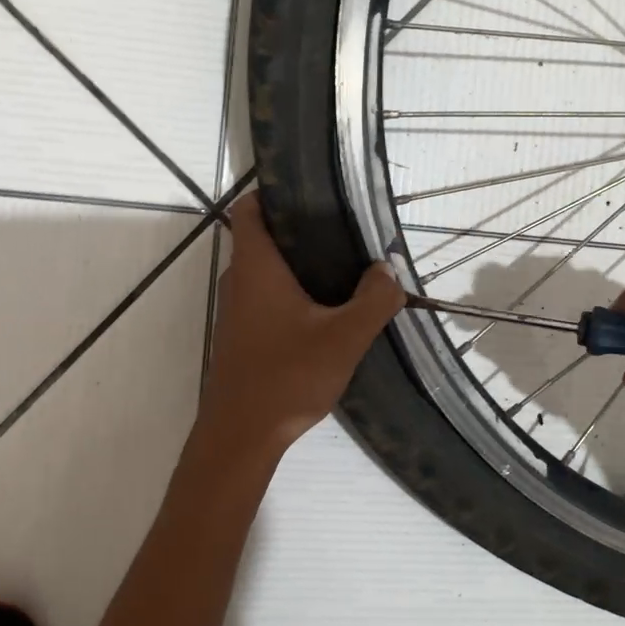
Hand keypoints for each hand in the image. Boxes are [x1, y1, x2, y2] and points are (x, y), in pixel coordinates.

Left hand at [199, 193, 404, 454]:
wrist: (241, 435)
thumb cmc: (286, 376)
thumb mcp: (344, 337)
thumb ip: (373, 300)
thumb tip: (388, 269)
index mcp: (255, 267)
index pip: (249, 208)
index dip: (273, 192)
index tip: (311, 191)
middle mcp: (239, 281)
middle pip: (263, 238)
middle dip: (300, 229)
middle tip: (344, 229)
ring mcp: (236, 310)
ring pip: (265, 271)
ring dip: (298, 265)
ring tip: (343, 265)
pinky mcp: (241, 336)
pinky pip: (265, 298)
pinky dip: (291, 293)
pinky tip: (325, 309)